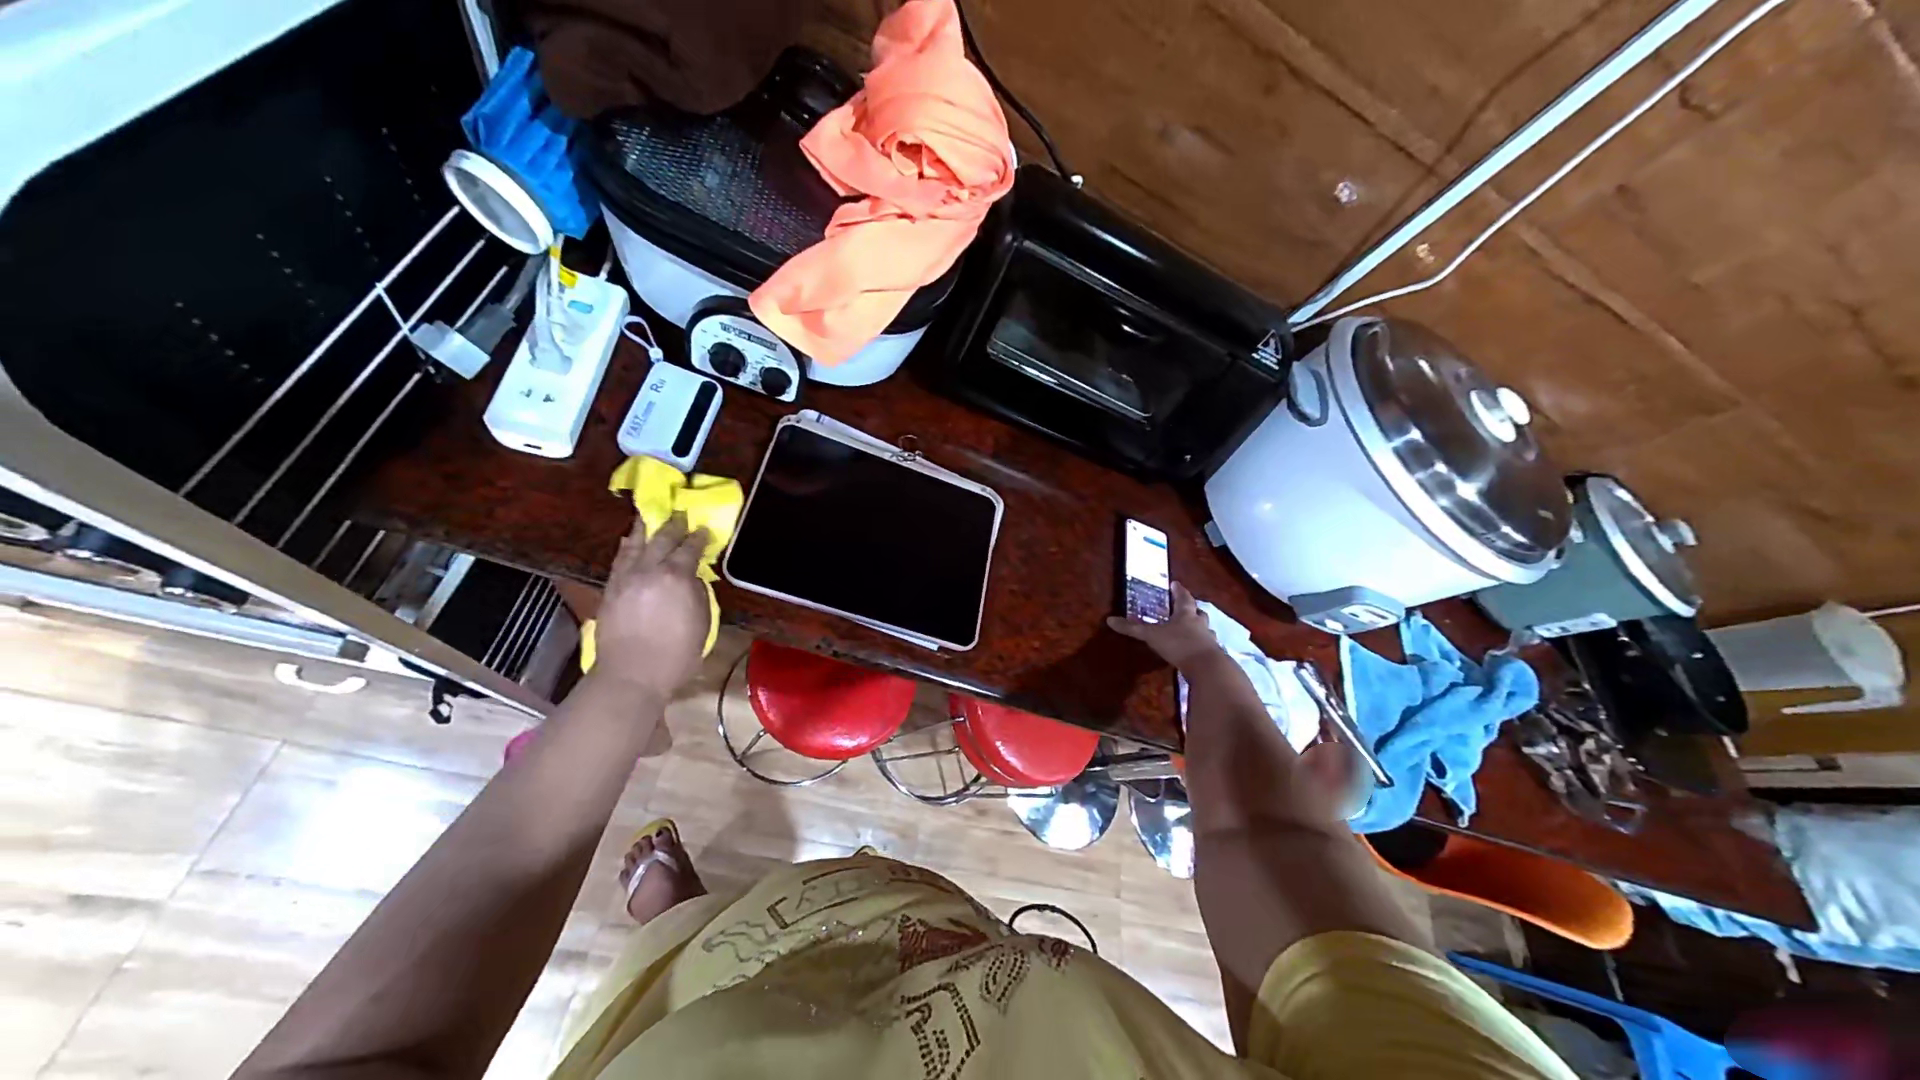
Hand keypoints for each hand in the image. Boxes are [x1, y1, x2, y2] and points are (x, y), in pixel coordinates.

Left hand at [590, 512, 711, 698]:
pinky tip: (628, 541)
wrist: (631, 675)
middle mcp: (650, 570)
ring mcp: (626, 578)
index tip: (704, 530)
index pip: (690, 549)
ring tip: (648, 518)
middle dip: (673, 526)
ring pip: (635, 545)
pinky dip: (626, 547)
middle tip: (680, 514)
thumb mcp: (702, 623)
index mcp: (678, 577)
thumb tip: (692, 579)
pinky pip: (619, 560)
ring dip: (644, 529)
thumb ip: (698, 595)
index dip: (699, 538)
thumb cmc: (676, 655)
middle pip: (662, 540)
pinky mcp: (610, 589)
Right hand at [1106, 582, 1223, 669]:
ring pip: (1205, 629)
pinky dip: (1202, 645)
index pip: (1183, 598)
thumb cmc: (1178, 645)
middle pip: (1198, 613)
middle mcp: (1200, 624)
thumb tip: (1110, 620)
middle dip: (1193, 610)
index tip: (1176, 584)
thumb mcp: (1151, 635)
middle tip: (1187, 608)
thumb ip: (1133, 629)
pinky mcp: (1213, 654)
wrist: (1206, 667)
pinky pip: (1208, 646)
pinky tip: (1197, 651)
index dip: (1179, 591)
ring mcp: (1209, 639)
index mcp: (1186, 615)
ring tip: (1193, 630)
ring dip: (1200, 628)